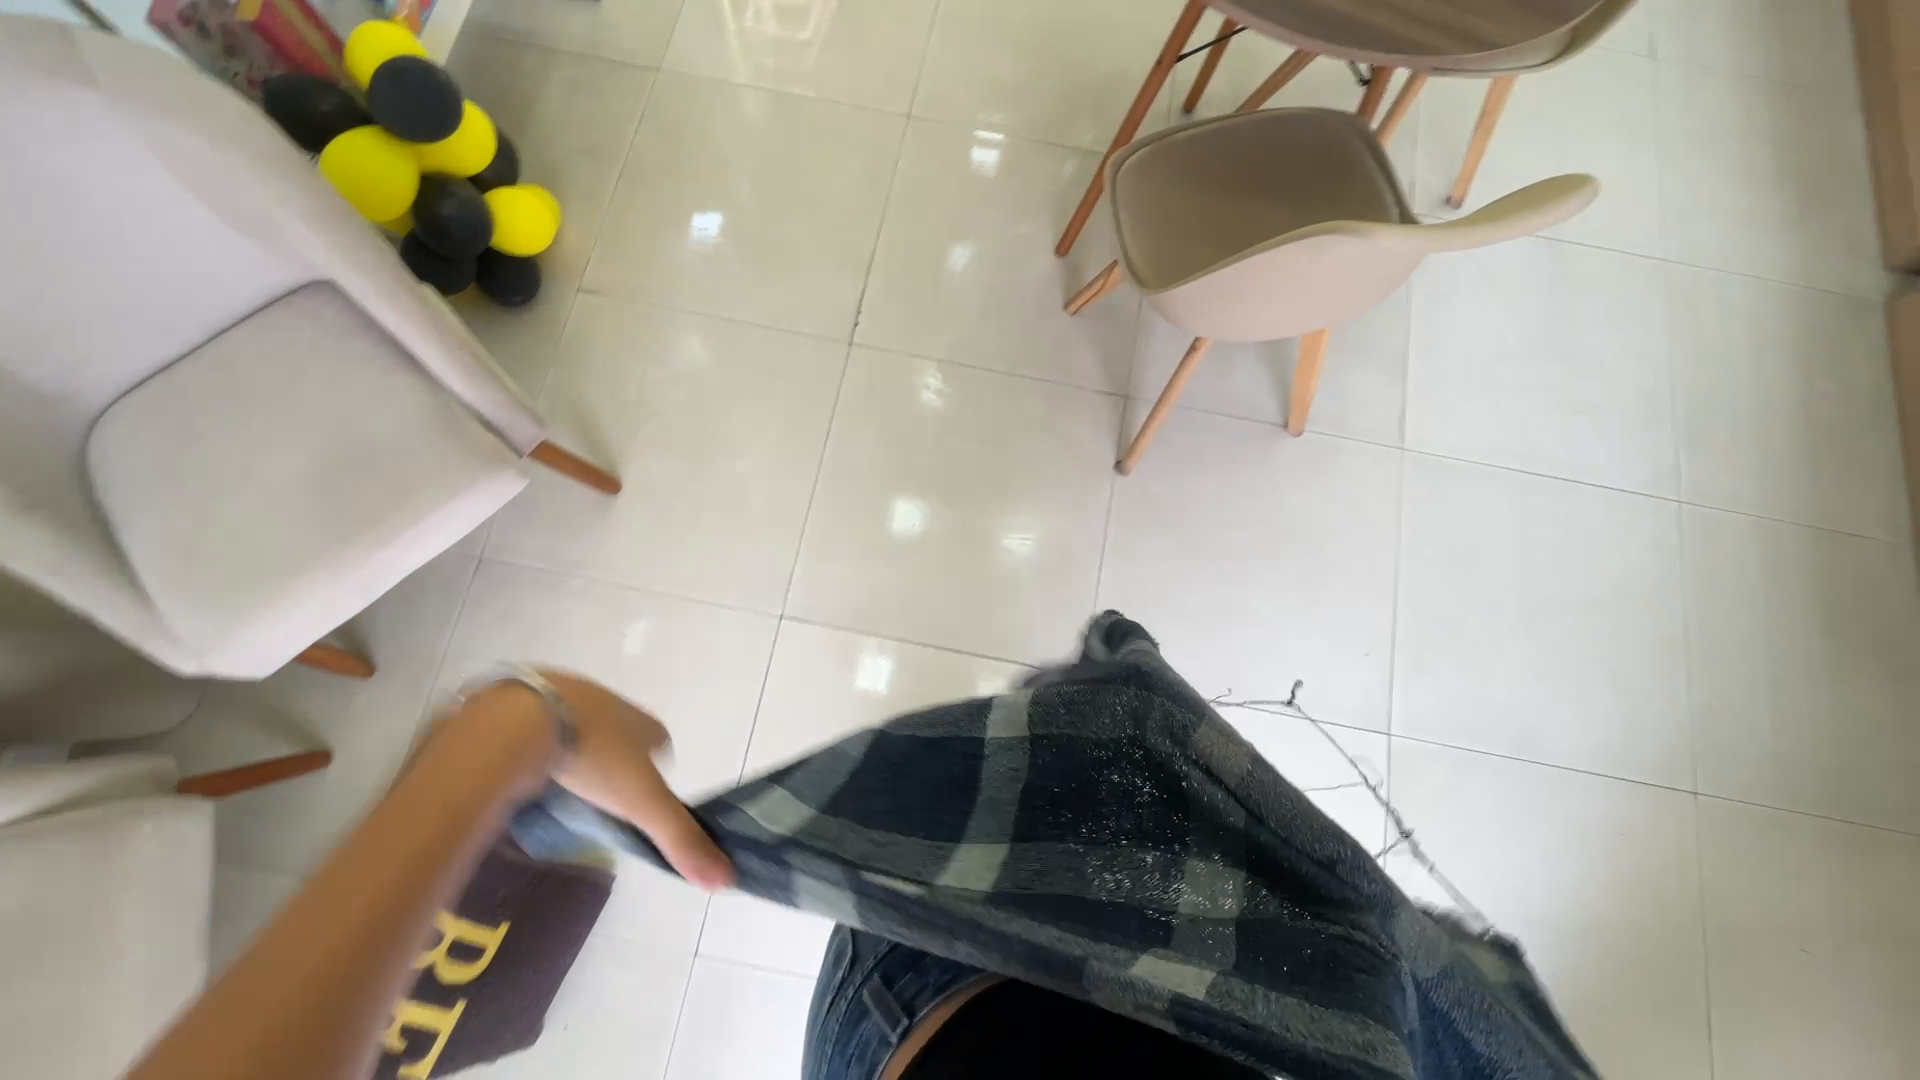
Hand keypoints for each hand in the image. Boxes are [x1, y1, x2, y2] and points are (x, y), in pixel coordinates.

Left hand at [534, 671, 734, 891]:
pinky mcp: (527, 700)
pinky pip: (538, 727)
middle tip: (591, 801)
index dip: (652, 776)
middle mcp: (614, 704)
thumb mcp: (643, 805)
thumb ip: (680, 840)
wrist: (522, 722)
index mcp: (646, 725)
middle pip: (620, 739)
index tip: (632, 806)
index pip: (661, 748)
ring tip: (555, 789)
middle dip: (611, 765)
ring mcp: (569, 696)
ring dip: (572, 753)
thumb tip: (727, 880)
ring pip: (579, 731)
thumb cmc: (594, 758)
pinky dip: (536, 747)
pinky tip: (523, 770)